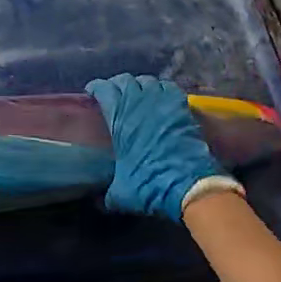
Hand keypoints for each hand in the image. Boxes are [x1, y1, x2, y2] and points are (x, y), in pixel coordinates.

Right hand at [86, 74, 231, 220]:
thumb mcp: (120, 193)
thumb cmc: (149, 184)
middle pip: (126, 80)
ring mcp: (163, 102)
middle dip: (117, 84)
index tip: (92, 93)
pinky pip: (169, 88)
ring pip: (148, 81)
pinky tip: (160, 98)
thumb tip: (101, 200)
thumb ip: (108, 192)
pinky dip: (162, 89)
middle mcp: (140, 103)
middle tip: (114, 94)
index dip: (96, 88)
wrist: (188, 182)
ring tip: (137, 94)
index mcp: (120, 117)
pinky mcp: (182, 107)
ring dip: (140, 85)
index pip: (104, 90)